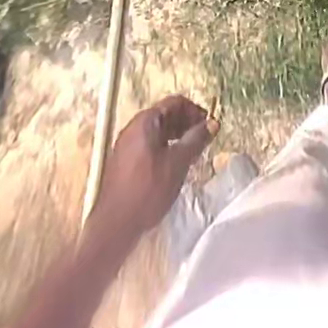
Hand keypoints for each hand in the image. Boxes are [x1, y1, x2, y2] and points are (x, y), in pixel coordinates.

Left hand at [86, 94, 215, 243]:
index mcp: (145, 122)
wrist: (115, 225)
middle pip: (165, 115)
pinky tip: (175, 164)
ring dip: (177, 136)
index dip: (195, 110)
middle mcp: (133, 128)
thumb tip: (213, 123)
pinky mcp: (124, 162)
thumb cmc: (148, 189)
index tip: (209, 125)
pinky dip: (166, 147)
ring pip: (157, 131)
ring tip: (193, 151)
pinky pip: (149, 145)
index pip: (174, 102)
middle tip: (204, 138)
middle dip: (187, 123)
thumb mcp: (178, 162)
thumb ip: (196, 139)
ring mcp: (126, 145)